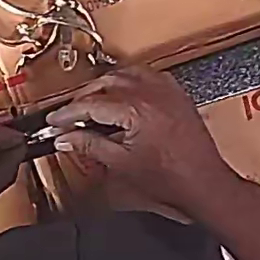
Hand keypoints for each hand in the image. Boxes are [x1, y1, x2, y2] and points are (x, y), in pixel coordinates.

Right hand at [46, 67, 246, 220]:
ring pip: (126, 74)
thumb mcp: (121, 163)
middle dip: (84, 98)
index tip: (56, 121)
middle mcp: (153, 93)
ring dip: (105, 85)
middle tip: (70, 116)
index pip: (91, 103)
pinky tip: (123, 96)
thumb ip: (89, 145)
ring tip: (92, 105)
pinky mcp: (177, 94)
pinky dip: (130, 81)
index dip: (68, 113)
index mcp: (136, 108)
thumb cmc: (171, 179)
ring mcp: (167, 91)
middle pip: (106, 83)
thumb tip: (66, 138)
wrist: (203, 185)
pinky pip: (147, 75)